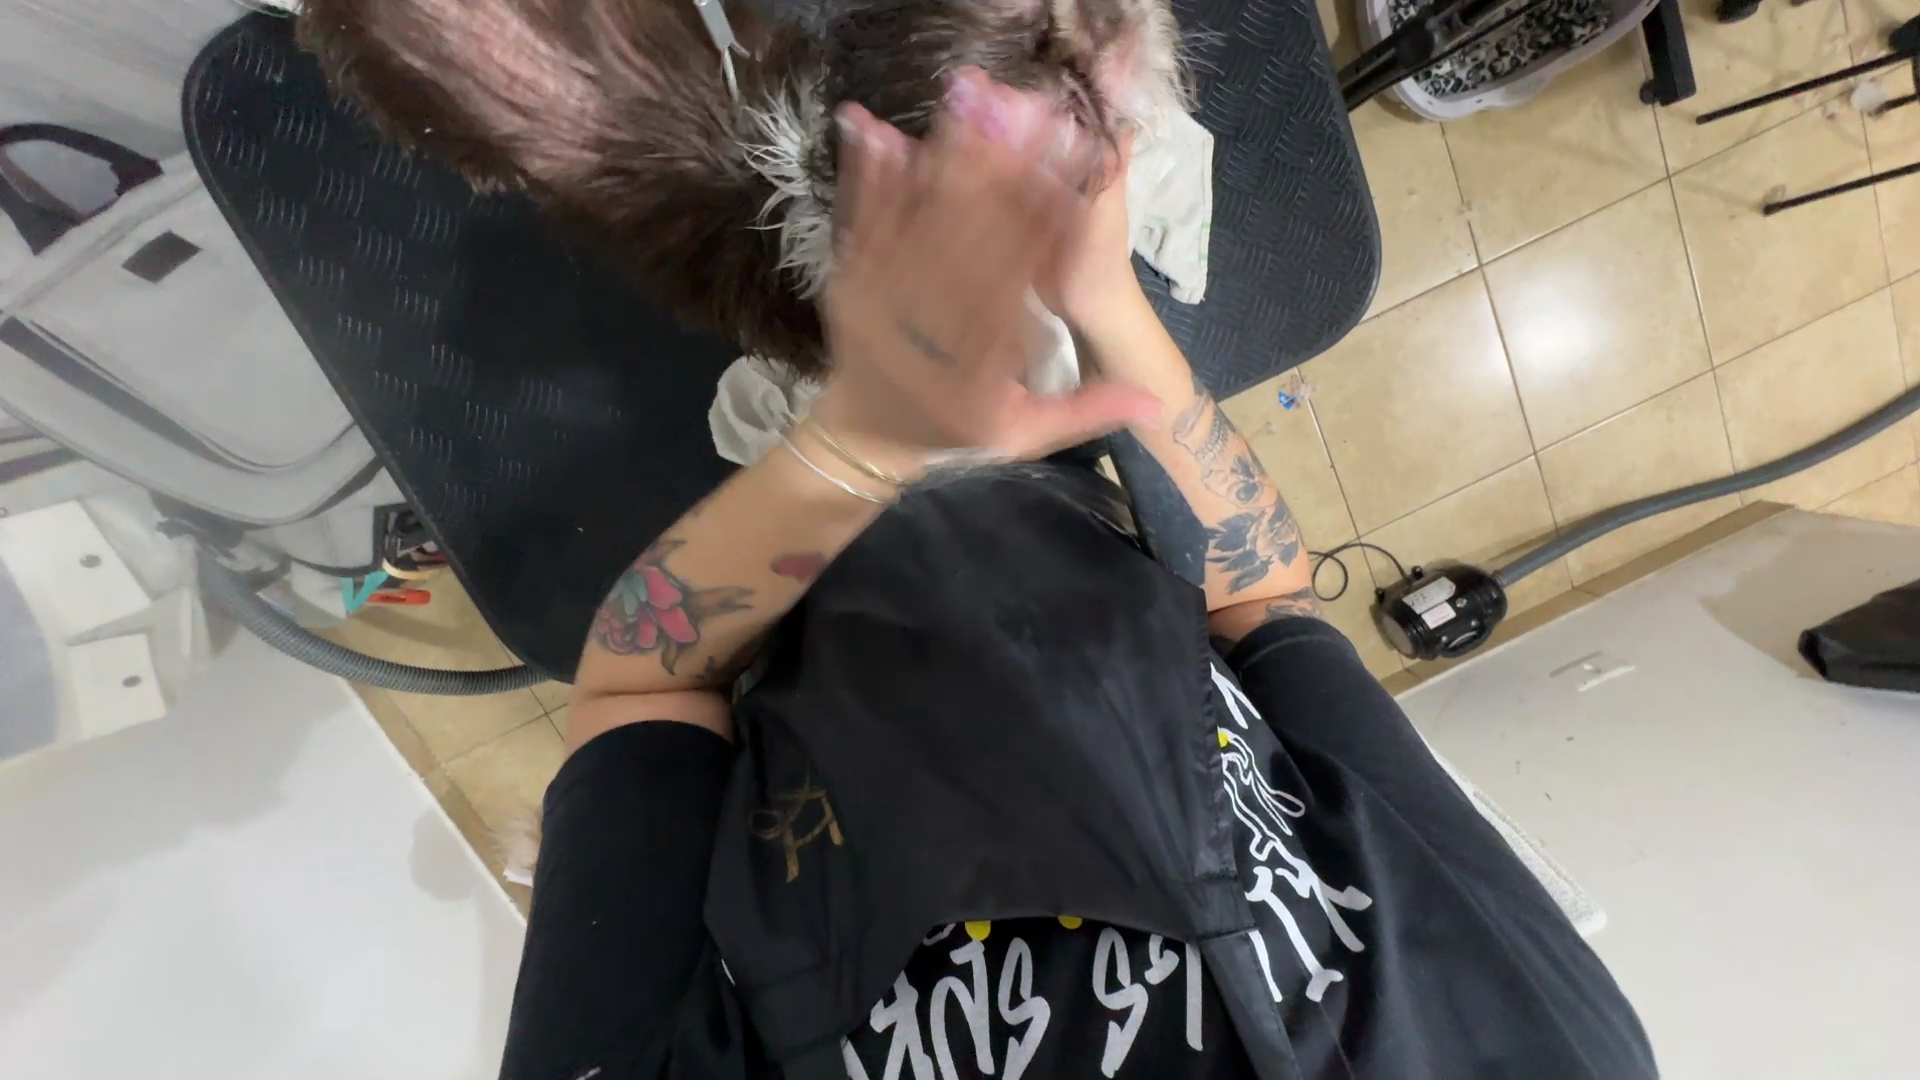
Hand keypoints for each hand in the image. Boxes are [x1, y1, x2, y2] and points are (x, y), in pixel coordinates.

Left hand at [814, 71, 1158, 467]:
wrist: (865, 437)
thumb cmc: (951, 429)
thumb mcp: (1022, 435)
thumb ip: (1085, 413)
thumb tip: (1156, 403)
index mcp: (982, 365)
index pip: (1024, 283)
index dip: (1047, 221)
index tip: (1073, 167)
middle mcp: (933, 331)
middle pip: (970, 242)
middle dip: (997, 170)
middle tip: (1022, 107)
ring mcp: (882, 306)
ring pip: (917, 226)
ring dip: (941, 158)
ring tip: (965, 100)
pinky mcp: (847, 287)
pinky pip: (857, 229)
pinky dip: (863, 178)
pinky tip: (870, 127)